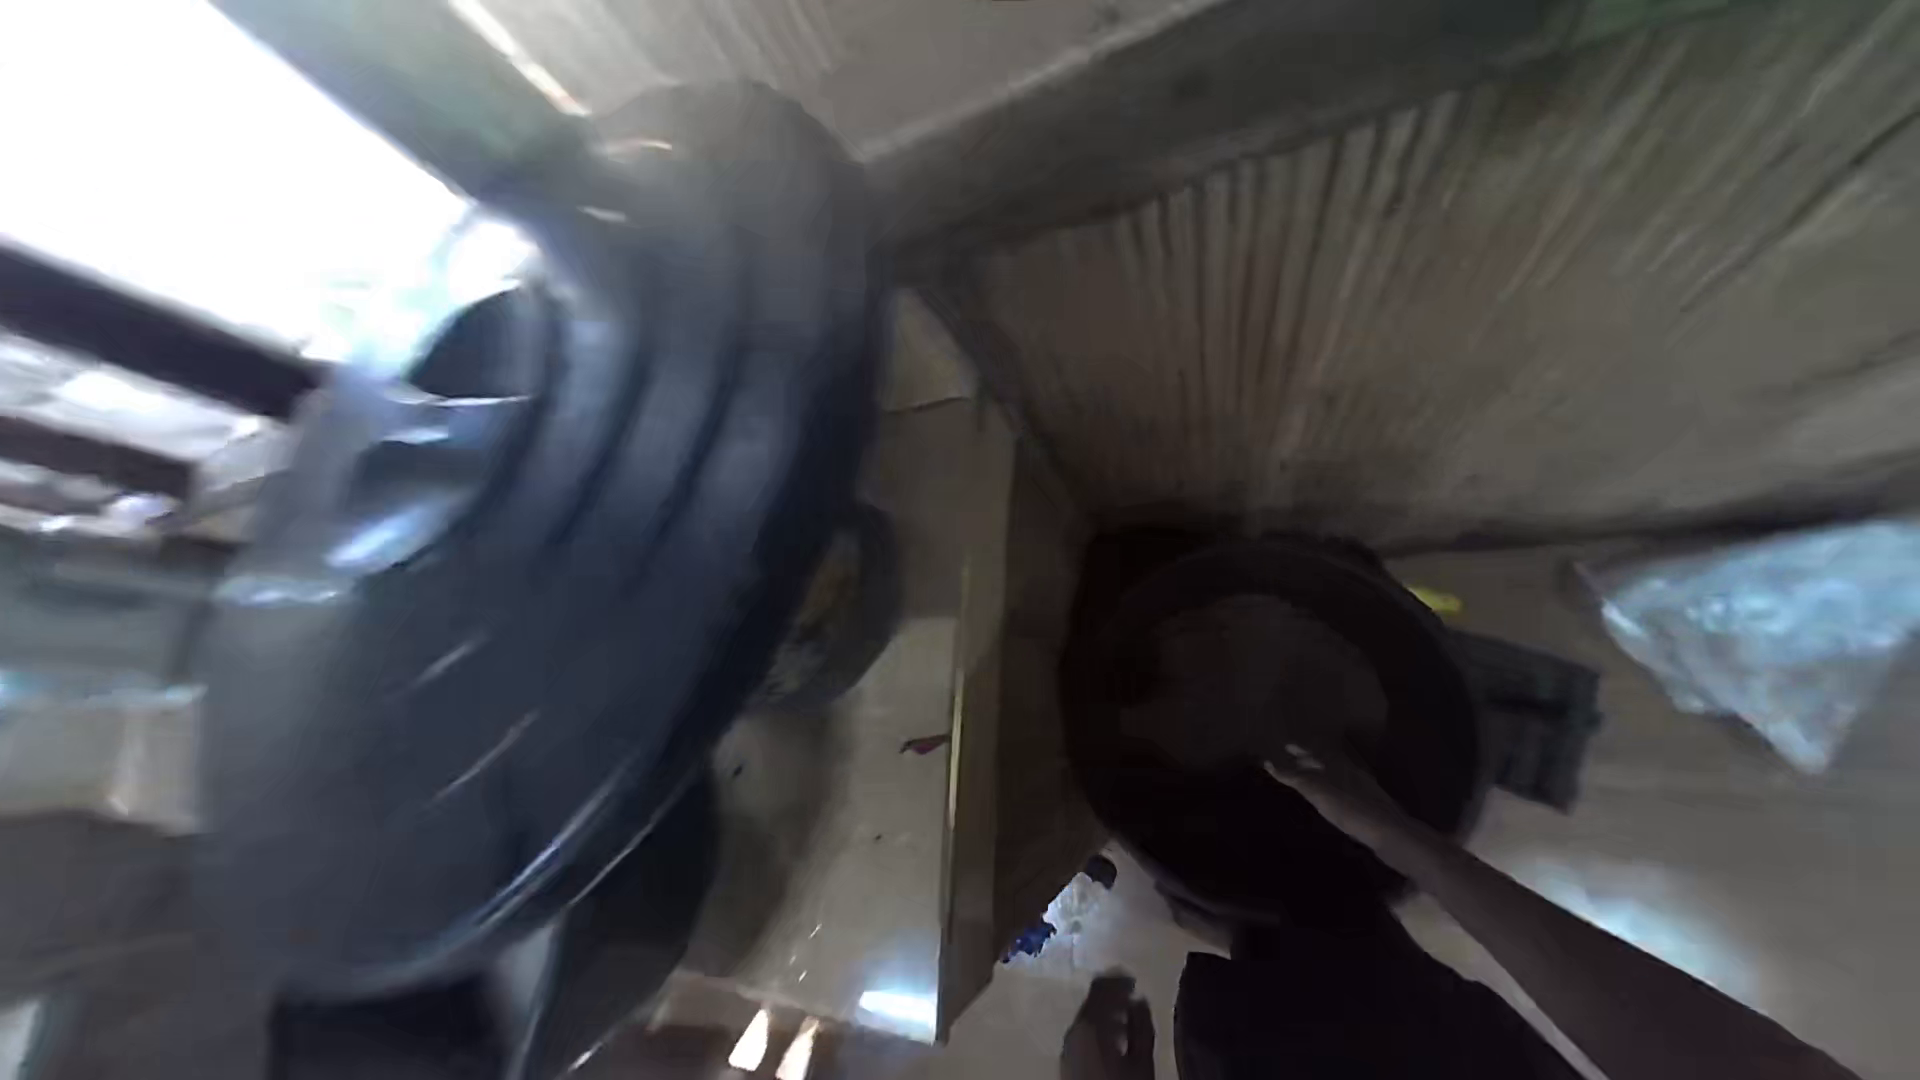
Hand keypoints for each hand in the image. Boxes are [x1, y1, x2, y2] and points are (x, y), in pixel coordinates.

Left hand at [1061, 973, 1154, 1079]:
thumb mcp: (1142, 1065)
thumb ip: (1142, 1028)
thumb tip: (1141, 1000)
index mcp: (1090, 1023)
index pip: (1101, 986)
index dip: (1119, 979)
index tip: (1135, 980)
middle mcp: (1074, 1027)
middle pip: (1092, 999)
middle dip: (1113, 996)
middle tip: (1133, 998)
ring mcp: (1068, 1043)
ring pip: (1087, 1015)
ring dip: (1107, 1012)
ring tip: (1127, 1020)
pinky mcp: (1067, 1058)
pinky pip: (1082, 1030)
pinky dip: (1098, 1027)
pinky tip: (1114, 1039)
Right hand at [1261, 742, 1439, 870]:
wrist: (1395, 836)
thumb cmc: (1352, 809)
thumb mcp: (1317, 791)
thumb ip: (1294, 778)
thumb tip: (1268, 763)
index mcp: (1338, 764)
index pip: (1315, 750)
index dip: (1300, 748)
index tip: (1286, 746)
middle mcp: (1352, 773)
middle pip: (1327, 762)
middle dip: (1310, 761)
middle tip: (1294, 762)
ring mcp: (1365, 791)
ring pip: (1338, 778)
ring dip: (1323, 778)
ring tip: (1310, 784)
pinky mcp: (1372, 810)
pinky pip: (1346, 794)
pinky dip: (1334, 794)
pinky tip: (1332, 806)